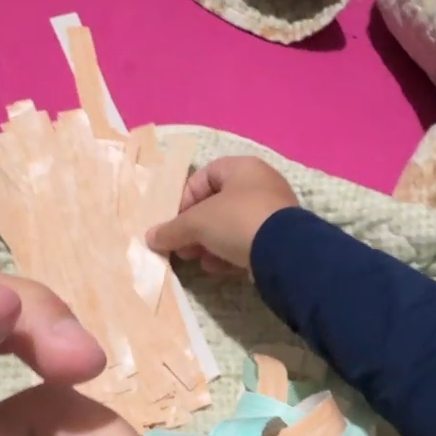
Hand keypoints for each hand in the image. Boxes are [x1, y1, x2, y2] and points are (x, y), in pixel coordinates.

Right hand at [145, 155, 298, 273]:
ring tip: (196, 259)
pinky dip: (229, 254)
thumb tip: (150, 238)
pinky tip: (216, 268)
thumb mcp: (197, 223)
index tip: (175, 223)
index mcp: (242, 168)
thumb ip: (172, 230)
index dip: (185, 199)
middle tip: (181, 247)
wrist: (284, 252)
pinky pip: (247, 243)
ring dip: (209, 243)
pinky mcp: (279, 240)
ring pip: (231, 226)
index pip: (204, 177)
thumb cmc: (237, 221)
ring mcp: (272, 213)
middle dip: (195, 228)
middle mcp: (260, 185)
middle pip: (217, 205)